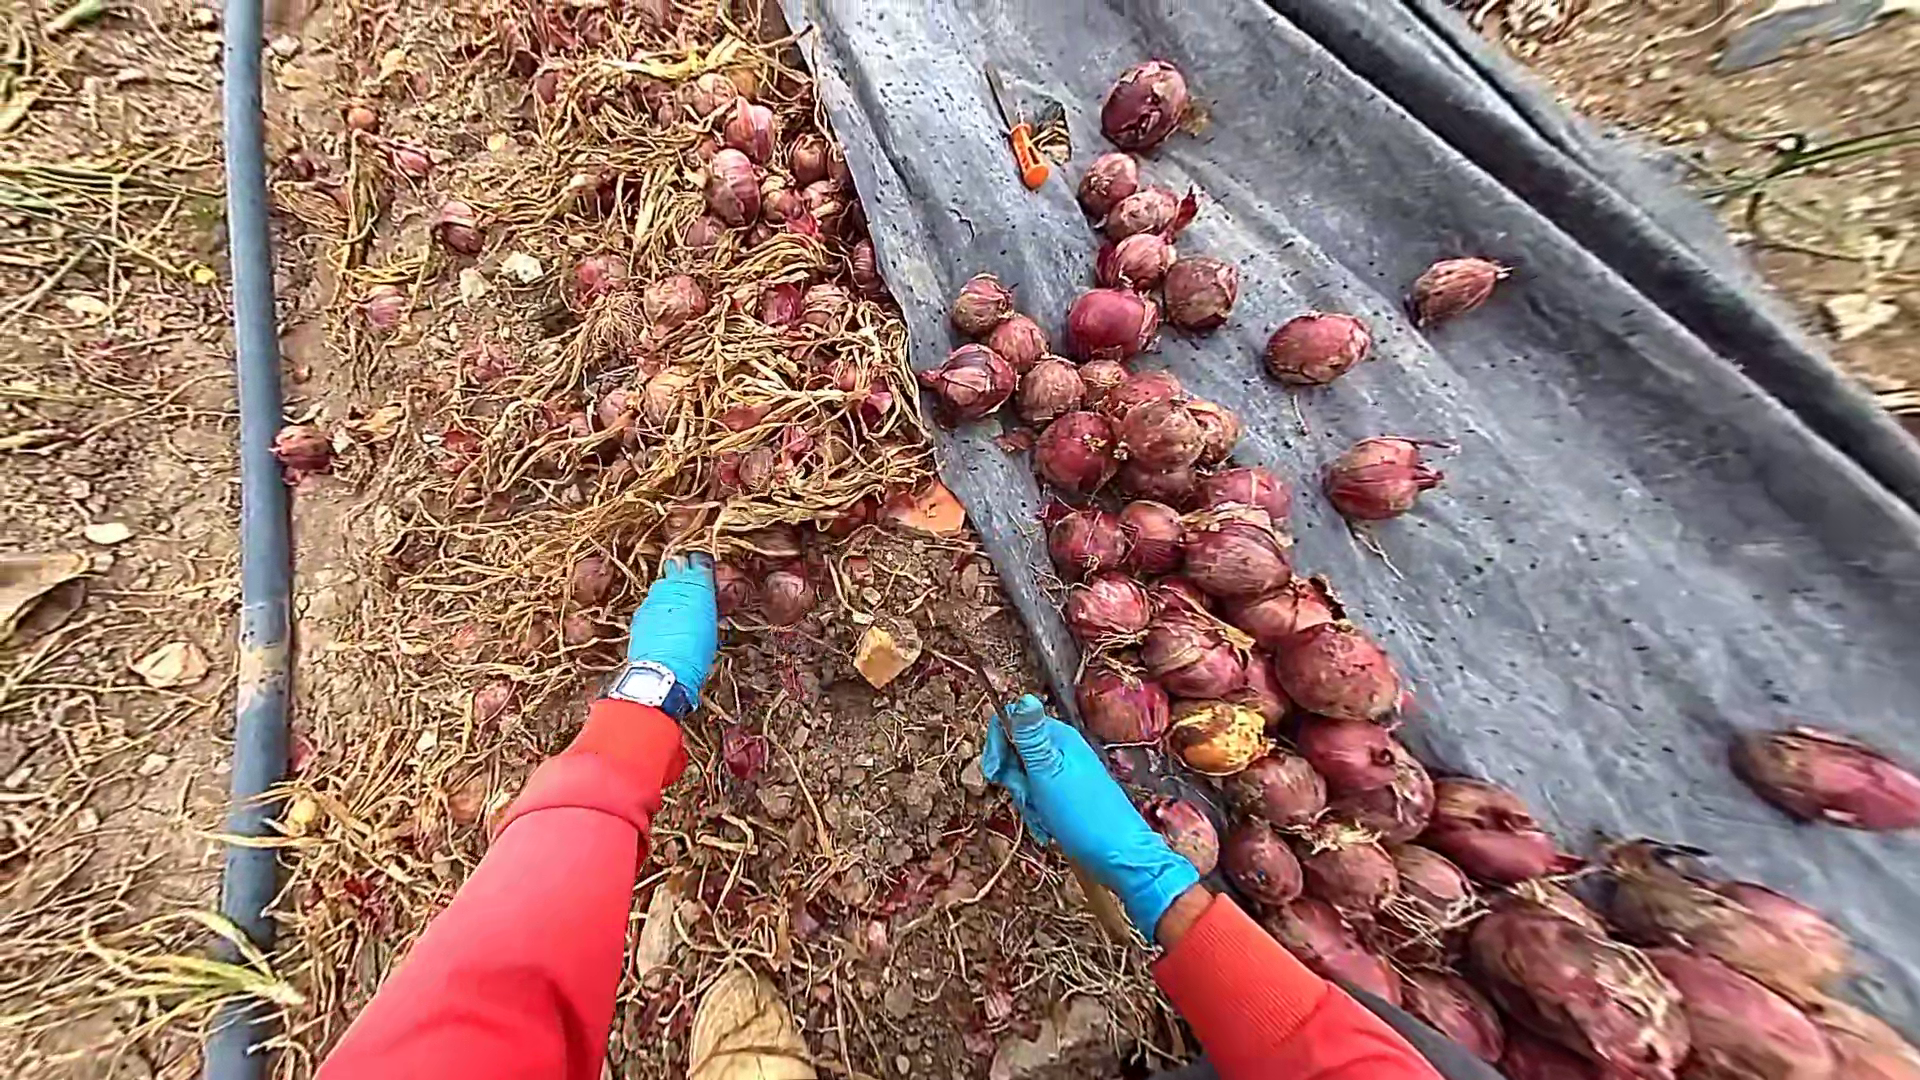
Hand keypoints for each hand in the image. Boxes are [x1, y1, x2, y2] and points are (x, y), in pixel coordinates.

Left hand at [626, 553, 717, 705]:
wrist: (664, 670)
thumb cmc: (695, 651)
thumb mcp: (712, 625)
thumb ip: (710, 604)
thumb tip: (712, 599)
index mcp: (696, 585)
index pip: (699, 560)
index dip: (703, 564)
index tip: (708, 570)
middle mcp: (672, 585)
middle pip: (677, 564)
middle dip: (684, 570)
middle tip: (694, 582)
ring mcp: (653, 598)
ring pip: (663, 582)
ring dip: (671, 589)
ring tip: (681, 604)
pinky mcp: (641, 612)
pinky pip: (652, 601)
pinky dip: (660, 606)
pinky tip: (667, 620)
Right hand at [981, 694, 1198, 941]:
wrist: (1123, 859)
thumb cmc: (1083, 815)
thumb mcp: (1047, 773)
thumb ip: (1030, 736)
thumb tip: (1023, 696)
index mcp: (1058, 736)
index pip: (1012, 722)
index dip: (997, 746)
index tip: (995, 775)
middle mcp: (1061, 748)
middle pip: (1015, 751)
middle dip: (1013, 779)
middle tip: (1026, 798)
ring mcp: (1065, 771)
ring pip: (1024, 776)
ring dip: (1025, 799)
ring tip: (1040, 817)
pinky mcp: (1067, 794)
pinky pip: (1038, 795)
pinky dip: (1037, 811)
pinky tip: (1046, 827)